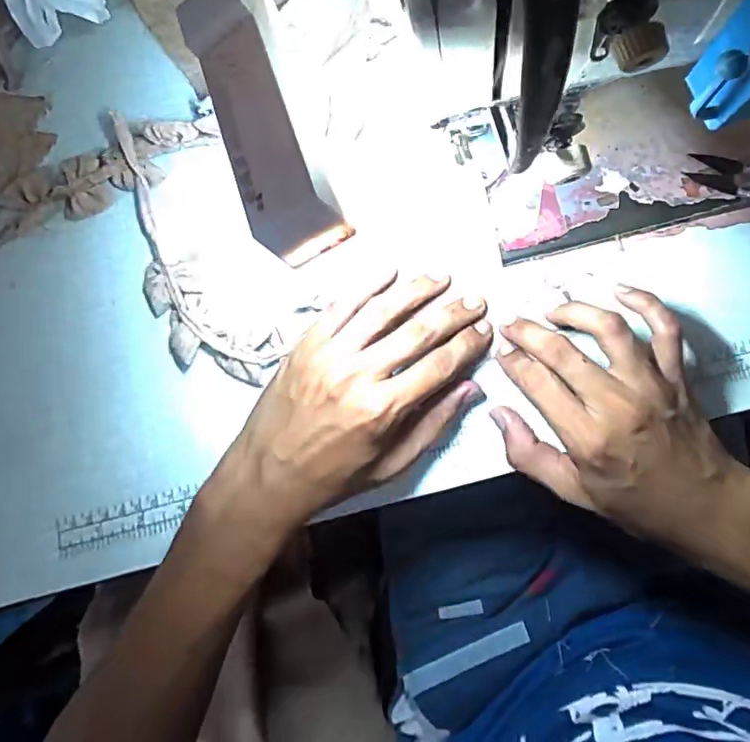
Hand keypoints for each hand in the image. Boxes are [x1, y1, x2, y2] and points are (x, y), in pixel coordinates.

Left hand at [214, 272, 490, 527]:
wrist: (264, 478)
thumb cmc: (333, 476)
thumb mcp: (392, 463)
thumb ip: (434, 423)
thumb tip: (470, 386)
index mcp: (381, 409)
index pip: (440, 364)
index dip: (469, 343)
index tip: (485, 330)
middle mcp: (357, 375)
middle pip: (418, 331)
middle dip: (454, 313)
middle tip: (475, 300)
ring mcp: (329, 355)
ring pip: (383, 310)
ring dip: (417, 290)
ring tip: (441, 279)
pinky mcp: (306, 343)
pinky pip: (342, 305)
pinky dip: (367, 285)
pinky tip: (390, 272)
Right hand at [490, 287, 749, 547]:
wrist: (703, 504)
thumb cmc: (636, 502)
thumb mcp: (576, 494)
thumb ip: (531, 456)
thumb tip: (499, 414)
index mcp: (588, 438)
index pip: (539, 384)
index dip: (514, 362)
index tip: (503, 350)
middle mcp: (617, 403)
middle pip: (565, 352)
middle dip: (530, 332)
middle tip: (514, 323)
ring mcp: (651, 383)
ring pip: (611, 329)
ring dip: (578, 311)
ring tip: (556, 310)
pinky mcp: (676, 372)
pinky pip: (664, 327)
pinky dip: (646, 303)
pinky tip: (621, 291)